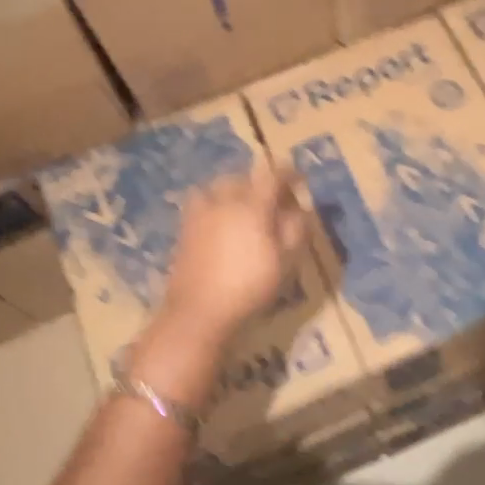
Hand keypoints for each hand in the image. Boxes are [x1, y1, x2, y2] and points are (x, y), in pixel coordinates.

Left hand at [161, 166, 309, 343]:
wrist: (199, 310)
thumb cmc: (250, 286)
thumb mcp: (285, 261)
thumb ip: (295, 229)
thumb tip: (300, 209)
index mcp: (252, 204)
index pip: (273, 174)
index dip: (289, 173)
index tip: (299, 179)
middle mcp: (224, 199)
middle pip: (244, 177)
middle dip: (262, 183)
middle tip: (275, 200)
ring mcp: (200, 212)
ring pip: (219, 186)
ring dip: (235, 190)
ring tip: (245, 207)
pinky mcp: (184, 227)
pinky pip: (202, 202)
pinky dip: (215, 203)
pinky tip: (221, 222)